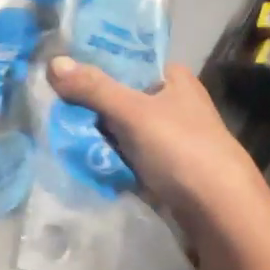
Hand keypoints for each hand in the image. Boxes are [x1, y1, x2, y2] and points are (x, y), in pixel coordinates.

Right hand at [46, 56, 269, 237]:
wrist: (217, 208)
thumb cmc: (180, 148)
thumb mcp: (133, 112)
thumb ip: (94, 88)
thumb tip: (53, 62)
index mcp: (173, 78)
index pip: (126, 61)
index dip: (94, 66)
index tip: (59, 74)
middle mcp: (172, 103)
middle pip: (119, 97)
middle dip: (89, 106)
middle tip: (52, 110)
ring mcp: (169, 137)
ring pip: (120, 130)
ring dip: (95, 136)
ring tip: (59, 136)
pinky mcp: (163, 167)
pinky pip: (126, 156)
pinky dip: (108, 159)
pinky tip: (83, 161)